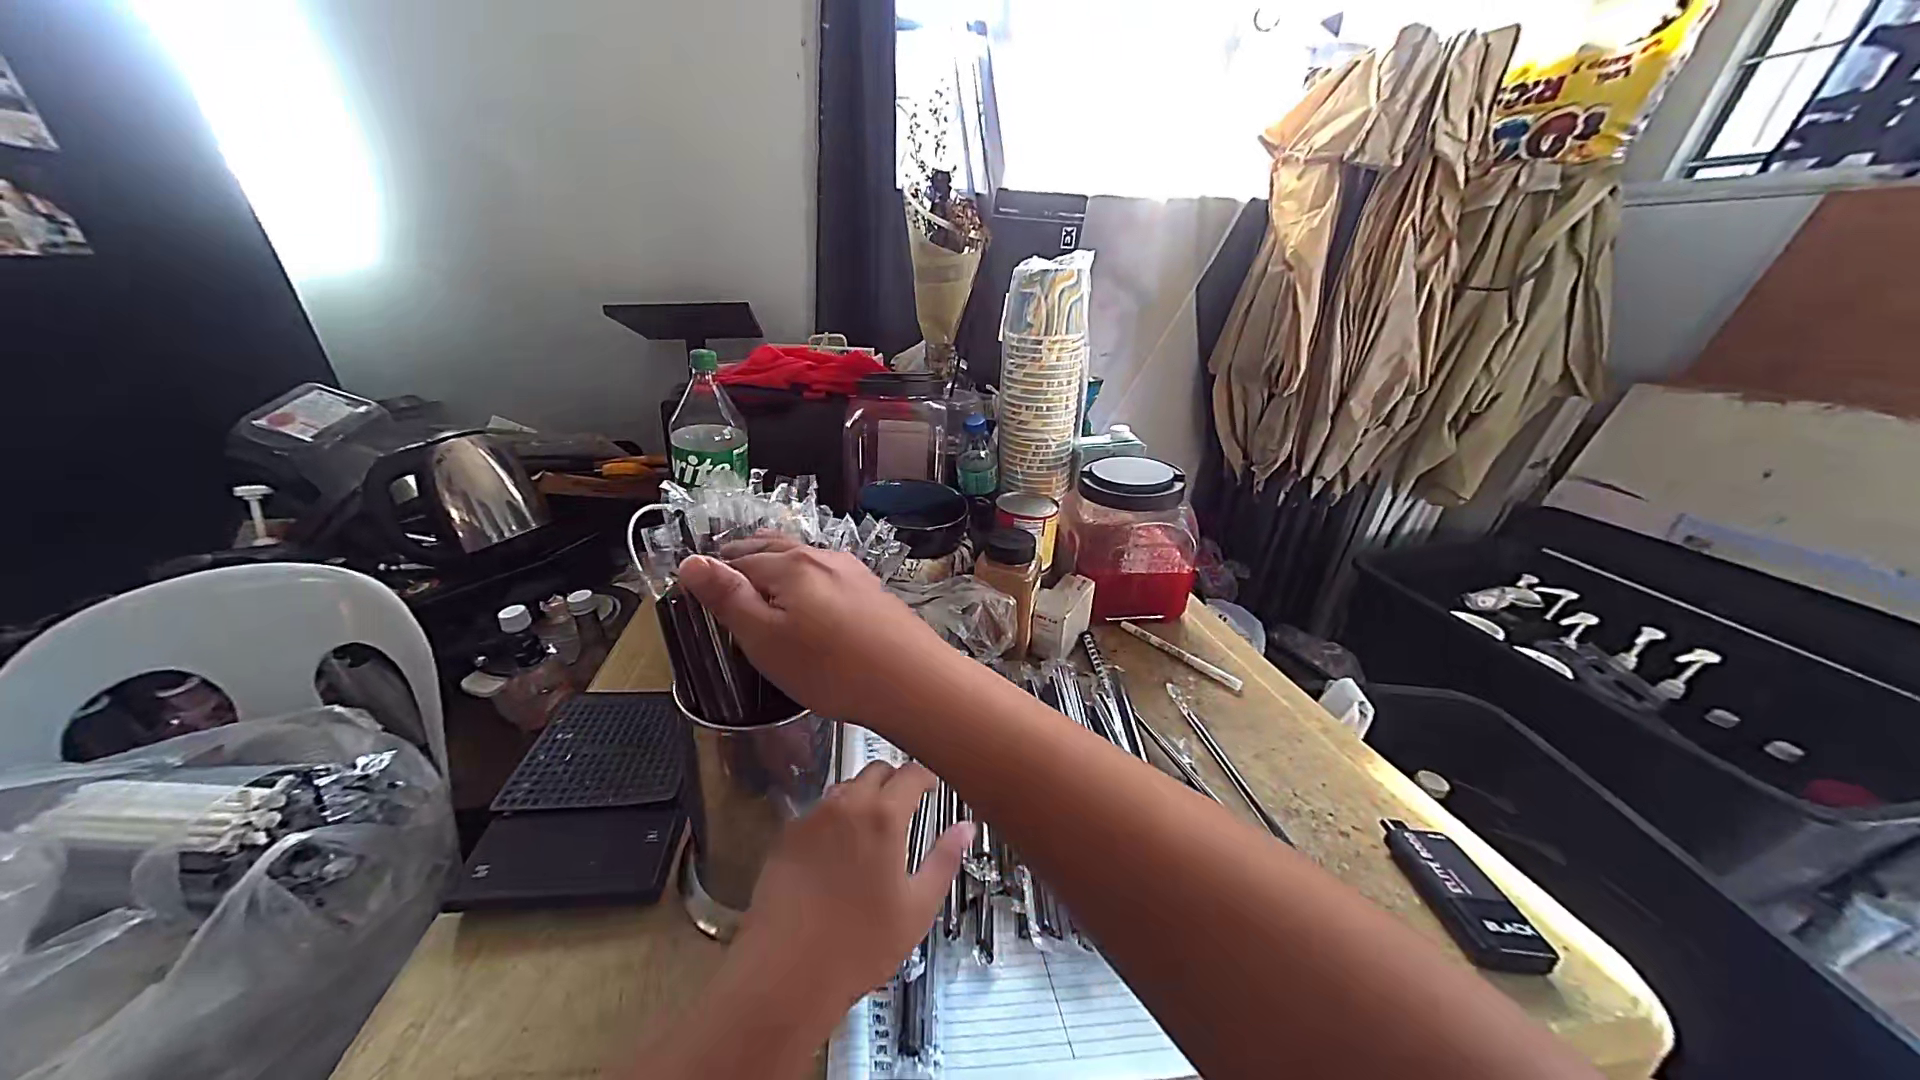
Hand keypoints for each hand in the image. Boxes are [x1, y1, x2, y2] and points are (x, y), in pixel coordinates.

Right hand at [677, 542, 959, 726]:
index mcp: (790, 564)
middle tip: (724, 572)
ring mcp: (853, 573)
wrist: (911, 681)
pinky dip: (807, 581)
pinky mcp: (873, 592)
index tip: (698, 586)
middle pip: (773, 549)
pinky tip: (812, 599)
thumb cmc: (830, 666)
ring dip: (778, 565)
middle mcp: (823, 557)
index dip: (714, 572)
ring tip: (763, 580)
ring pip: (804, 560)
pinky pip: (828, 577)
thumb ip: (728, 597)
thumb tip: (691, 562)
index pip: (737, 559)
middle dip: (745, 557)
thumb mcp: (764, 637)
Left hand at [731, 761, 973, 1009]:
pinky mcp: (786, 834)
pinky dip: (835, 817)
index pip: (912, 773)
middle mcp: (847, 805)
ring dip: (864, 795)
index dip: (926, 776)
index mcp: (884, 816)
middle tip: (906, 806)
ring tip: (873, 828)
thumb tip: (965, 828)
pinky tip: (838, 849)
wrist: (785, 973)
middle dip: (895, 781)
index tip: (932, 787)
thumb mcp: (918, 907)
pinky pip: (818, 811)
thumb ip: (945, 859)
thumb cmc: (859, 945)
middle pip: (876, 770)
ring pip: (846, 787)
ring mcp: (812, 817)